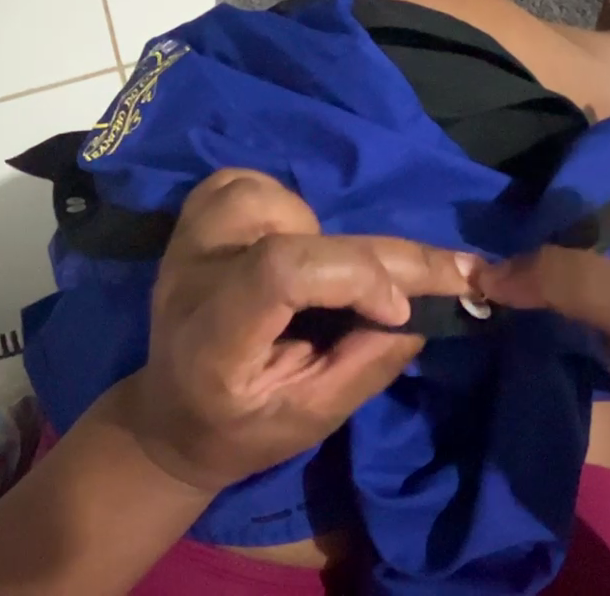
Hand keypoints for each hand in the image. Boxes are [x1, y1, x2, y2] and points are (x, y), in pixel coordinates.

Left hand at [121, 168, 479, 492]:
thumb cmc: (241, 428)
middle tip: (437, 276)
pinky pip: (240, 182)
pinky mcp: (187, 221)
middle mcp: (191, 276)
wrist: (172, 412)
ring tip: (325, 272)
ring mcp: (184, 242)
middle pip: (284, 231)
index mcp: (214, 340)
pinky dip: (280, 202)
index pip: (280, 272)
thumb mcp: (311, 417)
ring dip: (314, 229)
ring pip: (262, 196)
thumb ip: (366, 361)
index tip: (400, 310)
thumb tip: (420, 306)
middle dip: (374, 256)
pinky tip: (292, 238)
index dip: (355, 275)